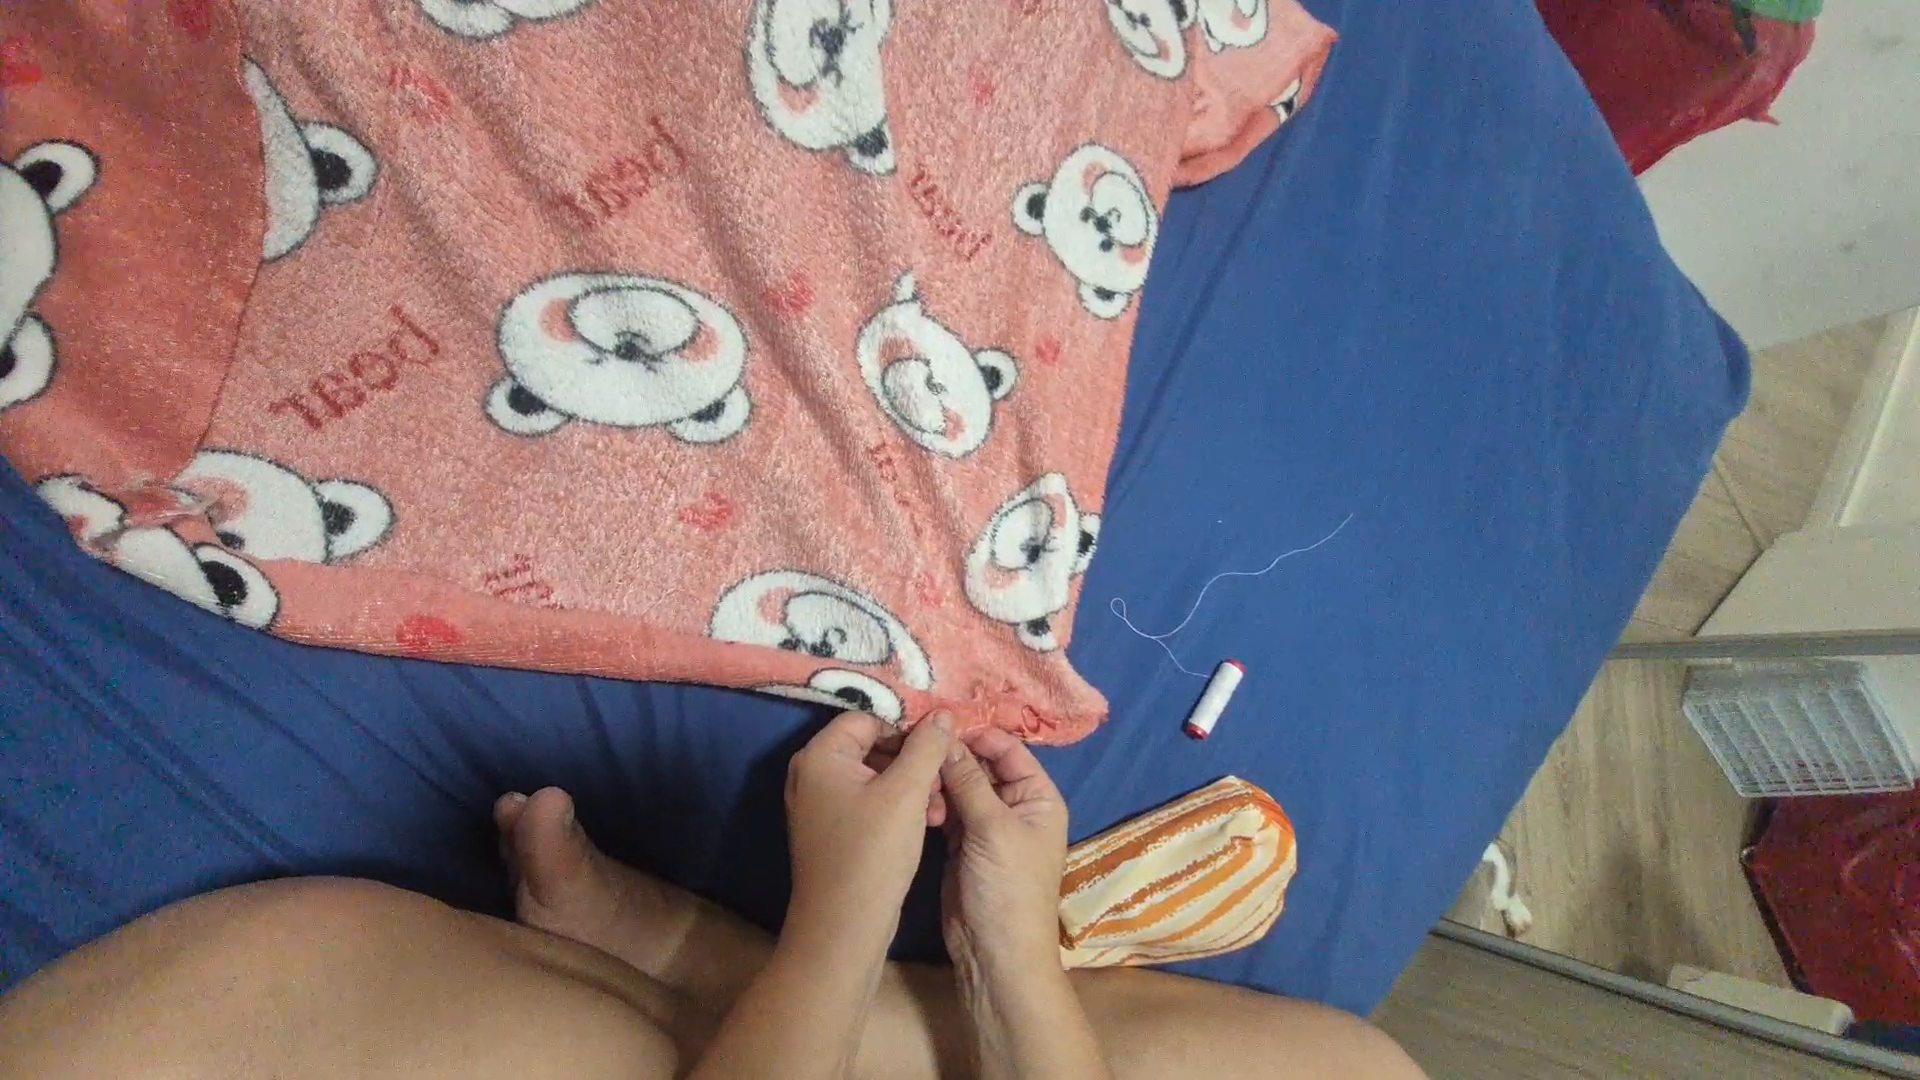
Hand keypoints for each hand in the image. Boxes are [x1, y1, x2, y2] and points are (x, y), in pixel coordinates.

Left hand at [784, 710, 951, 945]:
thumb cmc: (872, 852)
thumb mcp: (907, 792)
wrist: (843, 930)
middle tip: (942, 778)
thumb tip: (943, 713)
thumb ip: (927, 745)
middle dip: (913, 759)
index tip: (939, 742)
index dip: (906, 726)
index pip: (868, 717)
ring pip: (875, 774)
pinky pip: (869, 800)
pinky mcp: (833, 829)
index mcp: (820, 756)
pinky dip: (897, 804)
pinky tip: (926, 820)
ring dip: (911, 783)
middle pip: (872, 744)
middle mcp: (812, 773)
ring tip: (938, 805)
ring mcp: (820, 804)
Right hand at [938, 727, 1070, 980]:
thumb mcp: (993, 828)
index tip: (940, 724)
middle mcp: (1015, 805)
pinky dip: (933, 803)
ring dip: (940, 781)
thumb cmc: (1008, 888)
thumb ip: (969, 781)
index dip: (978, 735)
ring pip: (960, 787)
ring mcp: (987, 825)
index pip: (1008, 750)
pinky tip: (916, 800)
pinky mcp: (962, 843)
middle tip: (916, 746)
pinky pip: (948, 809)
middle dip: (952, 758)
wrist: (996, 956)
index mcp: (1037, 796)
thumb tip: (946, 736)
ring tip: (915, 780)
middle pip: (981, 766)